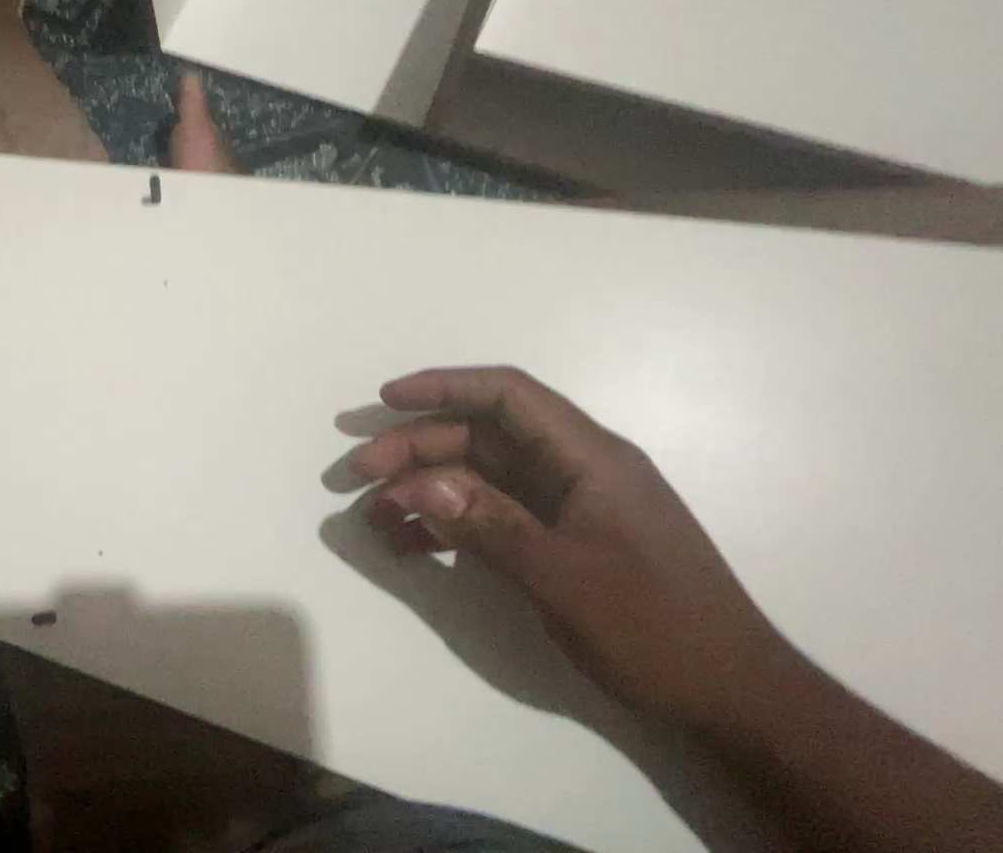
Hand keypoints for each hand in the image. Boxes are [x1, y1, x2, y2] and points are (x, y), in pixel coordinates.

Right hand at [348, 366, 808, 729]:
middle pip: (478, 436)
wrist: (734, 703)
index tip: (384, 400)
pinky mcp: (552, 539)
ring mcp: (561, 506)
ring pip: (474, 476)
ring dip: (420, 489)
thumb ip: (490, 525)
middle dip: (414, 449)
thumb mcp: (567, 580)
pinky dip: (443, 524)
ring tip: (372, 516)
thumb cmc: (659, 632)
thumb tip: (420, 484)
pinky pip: (485, 514)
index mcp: (589, 458)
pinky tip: (407, 547)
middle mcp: (572, 470)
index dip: (443, 387)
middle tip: (357, 476)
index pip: (508, 395)